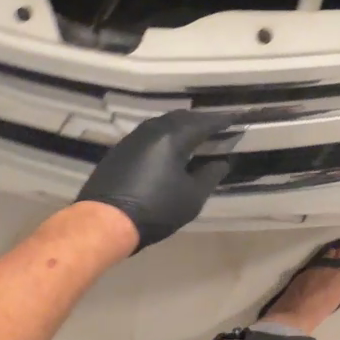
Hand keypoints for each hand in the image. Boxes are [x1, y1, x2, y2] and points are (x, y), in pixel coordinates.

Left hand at [77, 110, 236, 249]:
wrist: (105, 221)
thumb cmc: (155, 210)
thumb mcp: (191, 197)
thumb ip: (210, 175)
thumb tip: (222, 162)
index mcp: (173, 137)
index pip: (203, 123)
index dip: (221, 122)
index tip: (234, 120)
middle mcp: (153, 130)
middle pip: (182, 118)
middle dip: (200, 120)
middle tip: (215, 127)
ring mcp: (133, 138)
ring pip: (163, 122)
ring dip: (181, 126)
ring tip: (193, 134)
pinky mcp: (120, 149)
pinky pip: (149, 133)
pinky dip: (164, 134)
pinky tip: (167, 147)